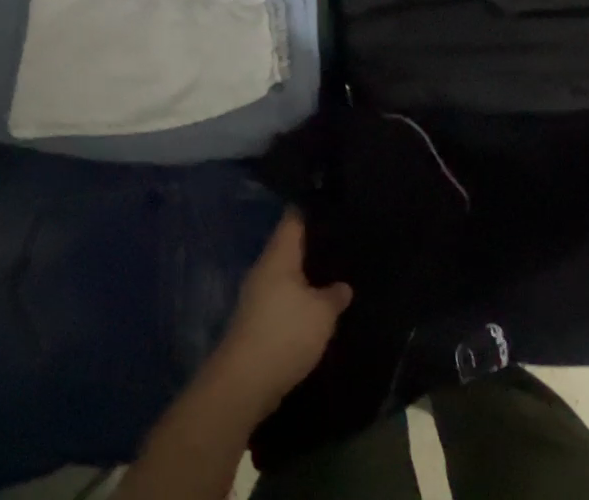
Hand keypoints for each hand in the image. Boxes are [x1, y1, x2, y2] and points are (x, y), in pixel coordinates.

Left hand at [209, 210, 352, 414]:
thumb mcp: (322, 312)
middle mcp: (264, 271)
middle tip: (344, 239)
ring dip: (307, 275)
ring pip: (286, 276)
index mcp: (278, 258)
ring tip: (337, 271)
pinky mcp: (257, 323)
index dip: (311, 209)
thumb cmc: (285, 334)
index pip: (293, 220)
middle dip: (313, 244)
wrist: (244, 384)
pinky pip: (283, 299)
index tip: (333, 203)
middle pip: (289, 248)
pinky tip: (319, 304)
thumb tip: (342, 286)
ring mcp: (257, 298)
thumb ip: (335, 295)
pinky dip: (300, 299)